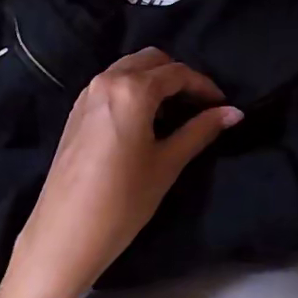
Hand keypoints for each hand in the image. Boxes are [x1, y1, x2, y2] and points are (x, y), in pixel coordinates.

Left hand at [7, 48, 242, 297]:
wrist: (63, 236)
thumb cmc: (122, 201)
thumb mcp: (167, 164)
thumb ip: (200, 130)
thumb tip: (234, 112)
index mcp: (132, 89)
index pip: (178, 73)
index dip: (205, 86)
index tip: (222, 105)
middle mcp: (107, 80)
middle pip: (152, 60)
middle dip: (179, 77)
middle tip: (199, 106)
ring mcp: (88, 94)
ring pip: (130, 68)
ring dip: (155, 80)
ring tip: (175, 113)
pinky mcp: (76, 111)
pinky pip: (112, 83)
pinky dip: (134, 89)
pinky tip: (145, 120)